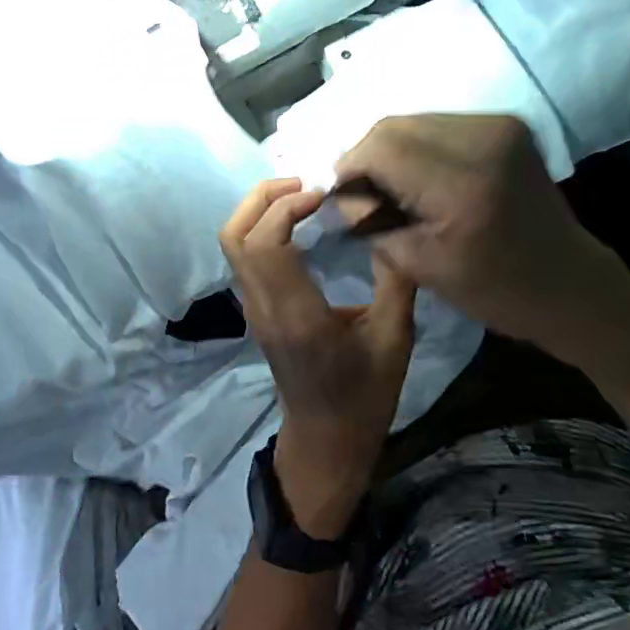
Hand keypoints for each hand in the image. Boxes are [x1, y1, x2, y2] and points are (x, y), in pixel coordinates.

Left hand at [220, 179, 416, 538]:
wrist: (325, 445)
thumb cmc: (364, 397)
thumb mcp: (395, 340)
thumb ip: (395, 280)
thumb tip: (392, 224)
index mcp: (297, 314)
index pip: (265, 244)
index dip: (286, 207)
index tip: (324, 193)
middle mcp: (264, 307)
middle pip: (235, 235)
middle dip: (264, 196)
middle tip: (307, 184)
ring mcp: (254, 310)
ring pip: (233, 244)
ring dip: (260, 209)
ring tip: (304, 197)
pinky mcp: (257, 311)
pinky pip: (246, 257)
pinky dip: (264, 227)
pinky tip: (300, 223)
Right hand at [333, 114, 623, 350]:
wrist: (571, 284)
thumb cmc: (497, 291)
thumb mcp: (421, 265)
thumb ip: (370, 221)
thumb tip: (340, 191)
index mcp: (463, 182)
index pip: (381, 147)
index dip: (349, 168)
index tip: (338, 196)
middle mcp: (484, 138)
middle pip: (394, 126)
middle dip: (368, 157)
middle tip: (362, 195)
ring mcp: (500, 125)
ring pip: (415, 121)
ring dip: (392, 150)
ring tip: (391, 188)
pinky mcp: (508, 124)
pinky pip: (440, 124)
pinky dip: (420, 147)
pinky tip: (421, 177)